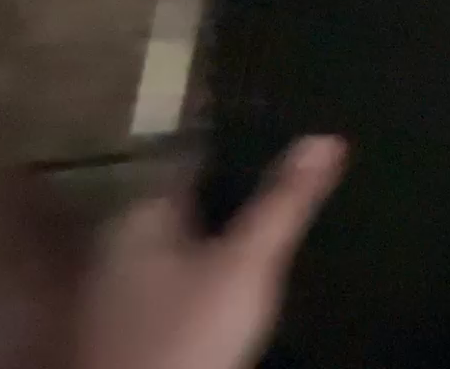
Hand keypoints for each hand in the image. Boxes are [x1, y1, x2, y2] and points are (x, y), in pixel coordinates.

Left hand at [74, 136, 346, 368]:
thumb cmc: (186, 333)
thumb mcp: (247, 262)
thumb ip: (285, 199)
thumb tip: (326, 136)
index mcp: (142, 217)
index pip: (191, 154)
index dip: (236, 133)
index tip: (278, 115)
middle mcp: (123, 244)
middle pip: (189, 195)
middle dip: (236, 178)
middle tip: (293, 156)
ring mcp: (124, 289)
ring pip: (187, 235)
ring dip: (228, 221)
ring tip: (284, 203)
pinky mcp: (139, 325)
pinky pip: (186, 271)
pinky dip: (218, 257)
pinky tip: (251, 262)